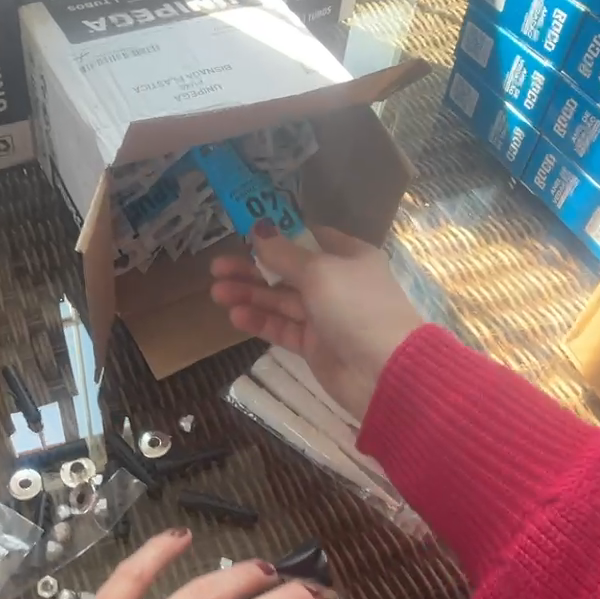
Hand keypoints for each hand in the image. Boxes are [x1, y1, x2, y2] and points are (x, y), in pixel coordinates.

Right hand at [209, 224, 423, 419]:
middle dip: (252, 268)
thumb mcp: (318, 272)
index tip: (244, 236)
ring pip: (280, 300)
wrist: (383, 371)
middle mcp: (336, 283)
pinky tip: (235, 315)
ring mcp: (324, 316)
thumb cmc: (356, 307)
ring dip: (249, 295)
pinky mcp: (314, 346)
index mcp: (347, 256)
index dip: (277, 236)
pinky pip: (282, 328)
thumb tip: (258, 228)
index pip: (307, 239)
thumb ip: (283, 253)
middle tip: (216, 268)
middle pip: (286, 271)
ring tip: (216, 292)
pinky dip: (260, 321)